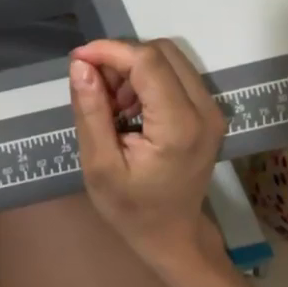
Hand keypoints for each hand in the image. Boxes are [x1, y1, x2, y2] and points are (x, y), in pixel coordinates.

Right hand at [68, 39, 229, 275]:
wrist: (172, 235)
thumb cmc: (132, 208)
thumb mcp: (99, 165)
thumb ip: (91, 112)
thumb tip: (80, 65)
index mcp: (178, 126)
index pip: (147, 62)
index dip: (109, 51)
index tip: (77, 61)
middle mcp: (204, 110)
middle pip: (161, 51)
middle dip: (120, 59)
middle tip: (94, 89)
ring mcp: (211, 109)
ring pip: (168, 58)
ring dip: (132, 68)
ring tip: (111, 104)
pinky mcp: (207, 111)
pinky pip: (175, 74)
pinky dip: (145, 78)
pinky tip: (128, 108)